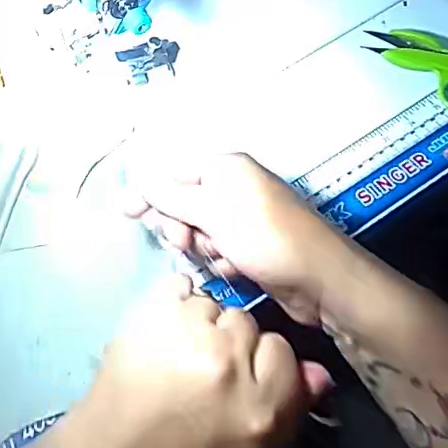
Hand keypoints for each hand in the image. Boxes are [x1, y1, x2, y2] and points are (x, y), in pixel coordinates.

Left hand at [47, 274, 330, 447]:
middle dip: (231, 343)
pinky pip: (179, 286)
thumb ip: (287, 414)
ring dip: (199, 324)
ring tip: (177, 357)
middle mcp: (229, 363)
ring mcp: (188, 333)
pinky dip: (172, 304)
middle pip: (247, 323)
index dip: (262, 365)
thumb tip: (317, 373)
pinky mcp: (152, 312)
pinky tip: (161, 334)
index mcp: (261, 406)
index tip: (243, 381)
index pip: (283, 350)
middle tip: (205, 374)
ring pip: (212, 304)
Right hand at [123, 152, 366, 324]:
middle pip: (183, 203)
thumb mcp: (214, 212)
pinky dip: (221, 261)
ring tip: (221, 257)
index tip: (126, 211)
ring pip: (199, 231)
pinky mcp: (251, 245)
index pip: (174, 172)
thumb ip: (173, 196)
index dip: (149, 191)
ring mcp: (243, 217)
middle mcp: (233, 187)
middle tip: (186, 242)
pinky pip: (218, 249)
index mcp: (226, 167)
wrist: (321, 280)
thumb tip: (139, 175)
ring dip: (203, 248)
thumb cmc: (266, 236)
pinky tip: (235, 270)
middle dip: (181, 226)